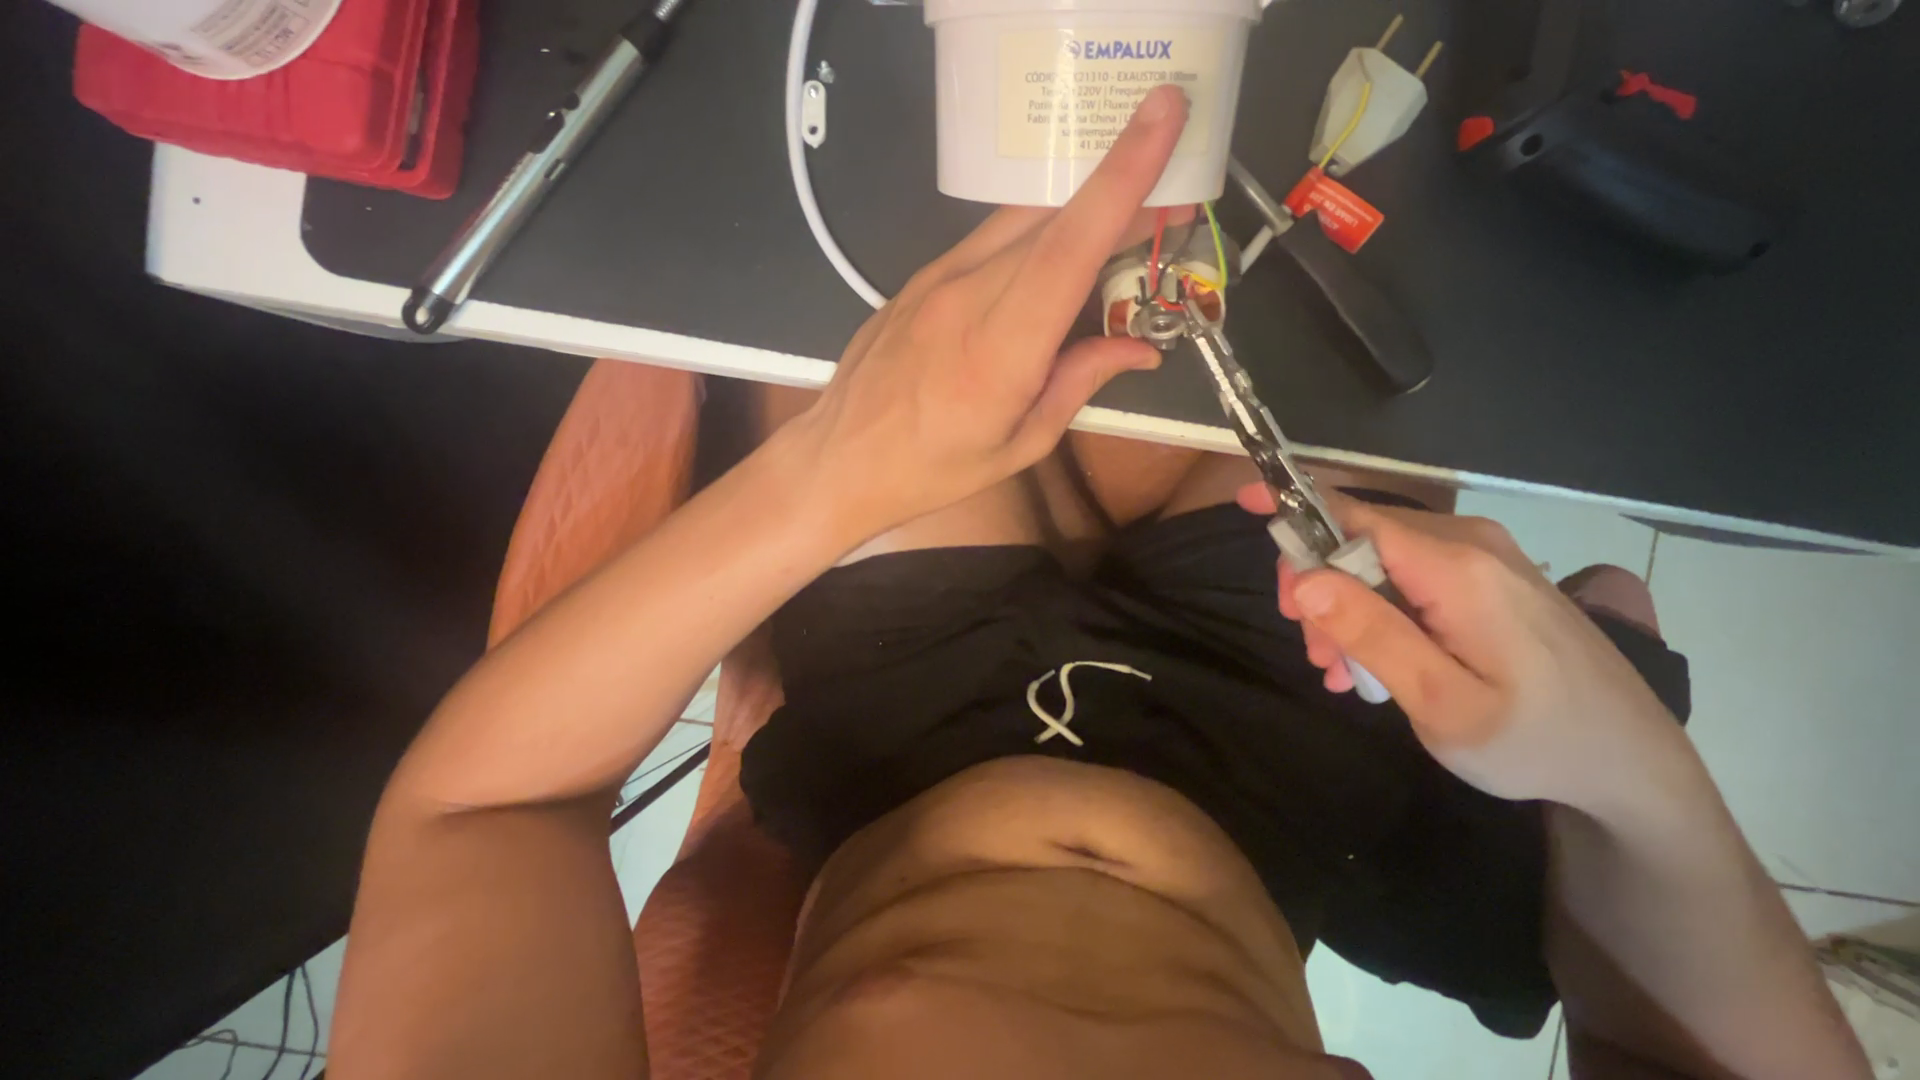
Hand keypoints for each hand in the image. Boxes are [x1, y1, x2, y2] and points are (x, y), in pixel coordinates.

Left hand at [788, 85, 1189, 542]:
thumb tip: (1139, 347)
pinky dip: (1033, 231)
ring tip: (1122, 215)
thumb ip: (1079, 383)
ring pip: (1019, 221)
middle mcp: (966, 297)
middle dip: (1118, 190)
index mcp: (999, 350)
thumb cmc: (933, 470)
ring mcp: (935, 280)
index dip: (1121, 180)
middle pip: (1053, 222)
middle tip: (1171, 192)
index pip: (1069, 248)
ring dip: (1076, 208)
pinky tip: (1055, 246)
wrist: (840, 459)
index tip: (1163, 114)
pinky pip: (987, 238)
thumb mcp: (1020, 444)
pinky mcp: (918, 278)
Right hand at [1241, 487, 1692, 814]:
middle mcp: (1471, 543)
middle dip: (1317, 590)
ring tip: (1345, 675)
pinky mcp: (1492, 576)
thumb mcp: (1442, 703)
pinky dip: (1379, 609)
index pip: (1353, 516)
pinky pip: (1411, 574)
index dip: (1293, 508)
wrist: (1633, 763)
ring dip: (1345, 608)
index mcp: (1458, 568)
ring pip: (1379, 559)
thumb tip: (1304, 577)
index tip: (1242, 505)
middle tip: (1317, 659)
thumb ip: (1373, 635)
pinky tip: (1378, 661)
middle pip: (1358, 539)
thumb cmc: (1535, 742)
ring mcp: (1486, 556)